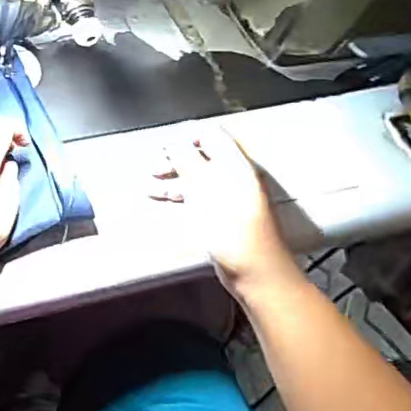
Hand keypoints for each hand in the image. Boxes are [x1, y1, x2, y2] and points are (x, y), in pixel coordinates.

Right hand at [152, 126, 301, 299]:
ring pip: (197, 175)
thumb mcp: (208, 193)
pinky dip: (180, 192)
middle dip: (177, 156)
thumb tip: (174, 143)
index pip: (212, 136)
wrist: (257, 274)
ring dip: (175, 175)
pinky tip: (164, 197)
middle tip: (156, 164)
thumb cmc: (235, 234)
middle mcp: (235, 177)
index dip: (188, 136)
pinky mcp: (223, 214)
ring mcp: (229, 196)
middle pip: (203, 155)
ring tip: (153, 180)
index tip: (166, 145)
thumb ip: (191, 165)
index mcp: (237, 167)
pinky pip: (198, 194)